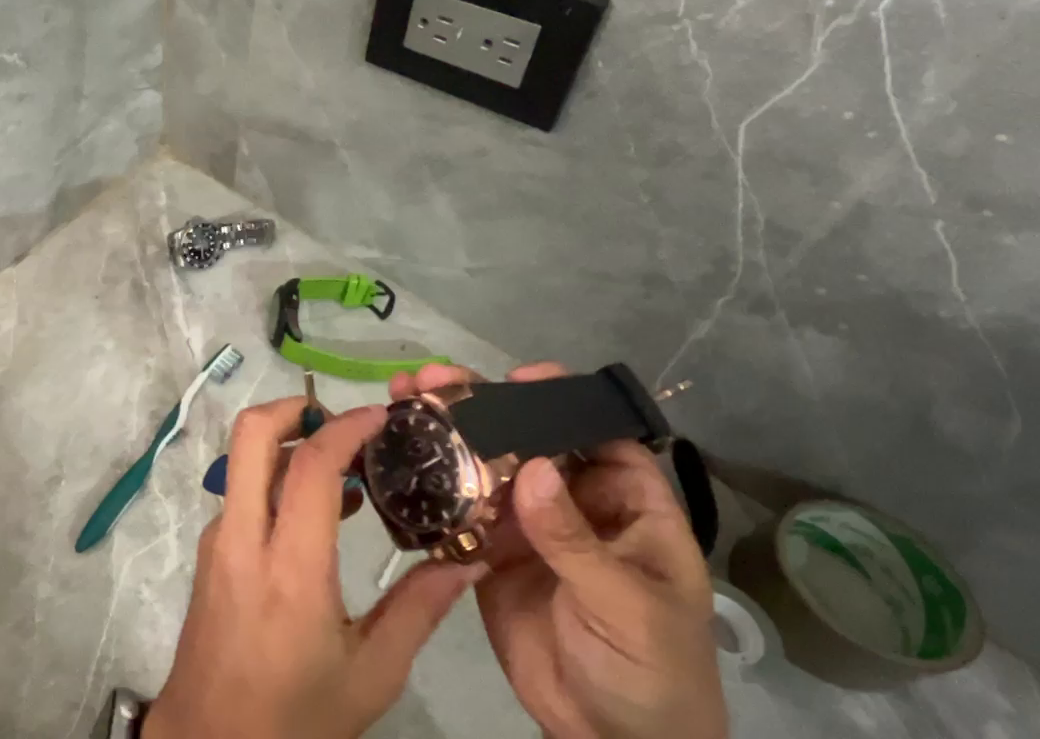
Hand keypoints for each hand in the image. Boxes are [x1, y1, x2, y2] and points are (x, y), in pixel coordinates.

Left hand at [146, 397, 484, 738]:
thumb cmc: (295, 716)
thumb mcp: (371, 674)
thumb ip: (419, 610)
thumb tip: (467, 560)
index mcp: (290, 568)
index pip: (311, 467)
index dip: (346, 426)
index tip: (382, 415)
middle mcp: (242, 538)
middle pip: (249, 434)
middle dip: (292, 407)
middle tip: (342, 420)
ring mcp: (216, 541)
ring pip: (242, 461)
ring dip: (286, 446)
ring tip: (347, 472)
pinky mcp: (208, 552)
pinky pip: (240, 494)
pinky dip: (274, 481)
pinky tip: (318, 514)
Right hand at [398, 364, 725, 738]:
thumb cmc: (650, 671)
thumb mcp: (627, 605)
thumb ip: (578, 540)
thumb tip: (536, 466)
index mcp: (626, 508)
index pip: (598, 438)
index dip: (561, 401)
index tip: (518, 376)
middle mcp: (573, 505)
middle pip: (528, 441)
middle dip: (484, 407)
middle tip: (432, 379)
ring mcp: (527, 528)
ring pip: (487, 468)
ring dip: (448, 435)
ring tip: (403, 400)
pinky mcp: (487, 553)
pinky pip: (459, 510)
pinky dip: (430, 484)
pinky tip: (397, 456)